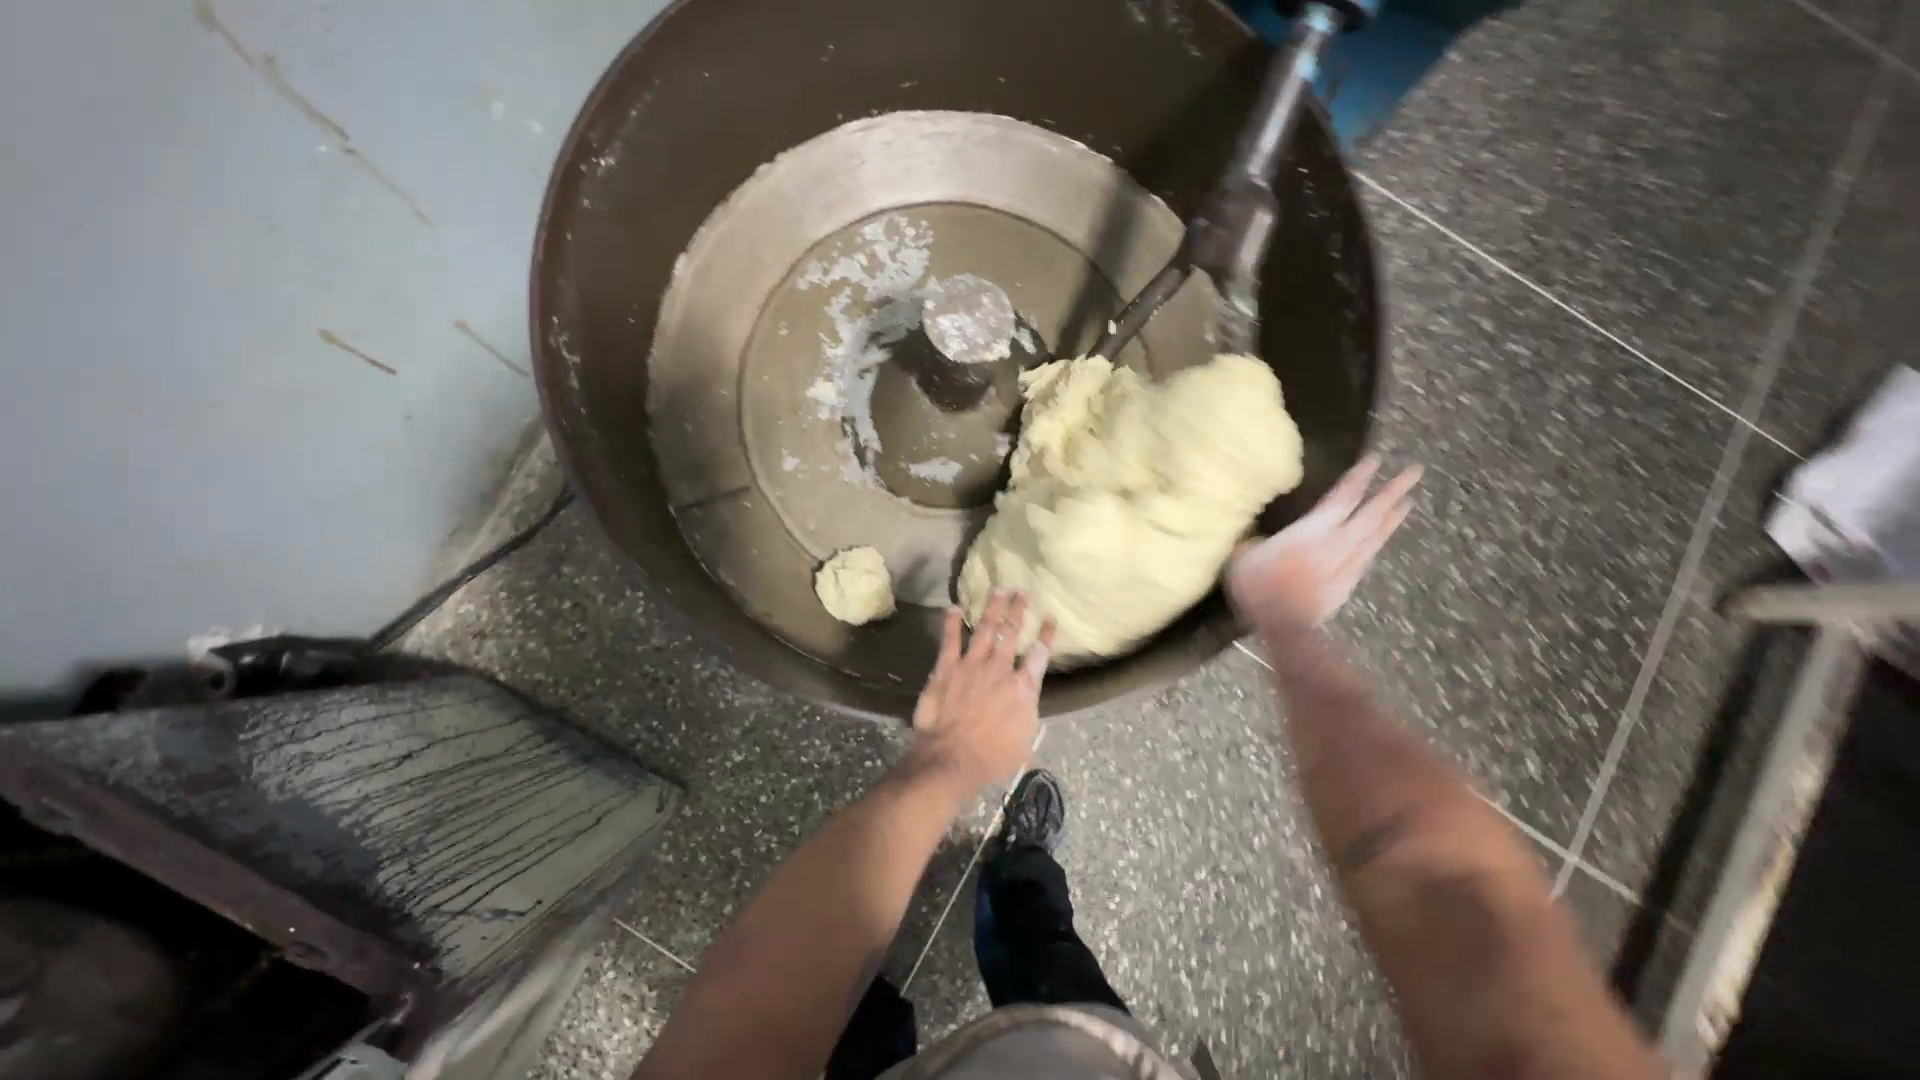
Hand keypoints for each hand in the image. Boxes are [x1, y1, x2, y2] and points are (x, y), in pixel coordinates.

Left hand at [910, 590, 1055, 794]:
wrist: (952, 757)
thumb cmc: (992, 757)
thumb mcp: (1024, 742)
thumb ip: (1027, 717)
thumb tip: (1026, 706)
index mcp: (1023, 688)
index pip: (1040, 655)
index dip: (1047, 636)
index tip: (1051, 620)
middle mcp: (1000, 669)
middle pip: (1012, 632)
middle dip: (1019, 609)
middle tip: (1024, 590)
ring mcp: (972, 665)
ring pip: (986, 628)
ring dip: (993, 607)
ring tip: (999, 589)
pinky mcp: (946, 668)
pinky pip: (950, 640)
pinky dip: (953, 623)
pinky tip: (955, 608)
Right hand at [1229, 455, 1422, 629]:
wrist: (1283, 627)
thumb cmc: (1260, 588)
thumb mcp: (1245, 557)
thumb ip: (1256, 544)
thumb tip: (1256, 542)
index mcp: (1312, 531)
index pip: (1341, 498)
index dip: (1359, 478)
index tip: (1376, 459)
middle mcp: (1336, 543)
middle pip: (1371, 513)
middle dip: (1393, 491)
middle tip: (1415, 472)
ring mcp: (1346, 565)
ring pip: (1375, 537)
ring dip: (1392, 518)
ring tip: (1409, 502)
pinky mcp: (1347, 585)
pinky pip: (1367, 559)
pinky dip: (1376, 545)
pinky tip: (1381, 541)